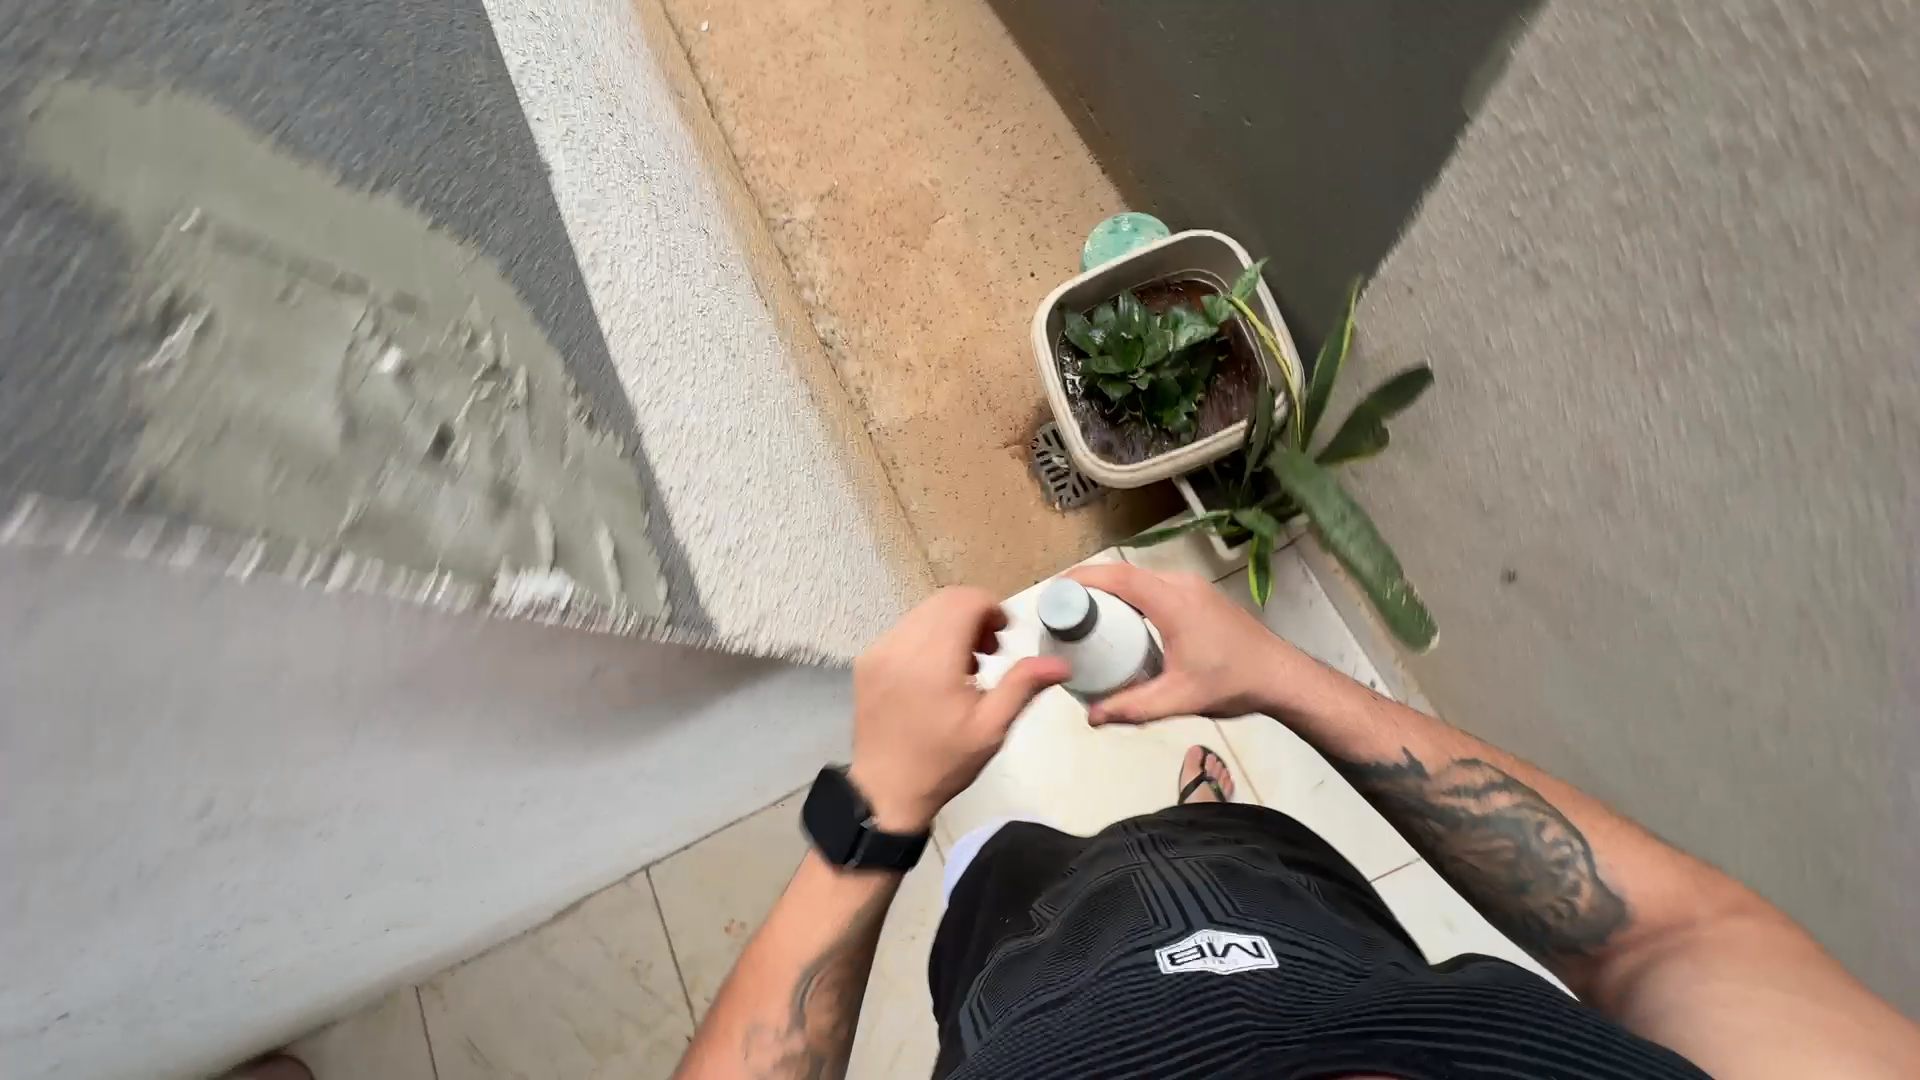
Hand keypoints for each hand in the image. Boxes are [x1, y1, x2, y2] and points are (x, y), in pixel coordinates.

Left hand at [847, 587, 1069, 833]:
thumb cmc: (944, 762)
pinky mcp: (866, 660)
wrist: (886, 791)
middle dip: (973, 613)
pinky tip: (936, 671)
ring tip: (965, 664)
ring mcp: (878, 651)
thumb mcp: (991, 728)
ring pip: (922, 612)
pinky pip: (903, 629)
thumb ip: (1023, 686)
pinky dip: (926, 636)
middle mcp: (901, 646)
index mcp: (933, 661)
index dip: (991, 608)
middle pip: (944, 600)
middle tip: (990, 650)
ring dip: (950, 623)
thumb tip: (1062, 663)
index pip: (964, 602)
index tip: (1004, 635)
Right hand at [1065, 562, 1301, 724]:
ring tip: (1083, 615)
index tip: (1055, 592)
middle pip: (1124, 573)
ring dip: (1109, 589)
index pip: (1118, 576)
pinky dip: (1128, 594)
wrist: (1283, 677)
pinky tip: (1119, 620)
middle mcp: (1180, 584)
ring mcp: (1190, 586)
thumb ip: (1134, 708)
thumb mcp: (1179, 699)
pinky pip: (1152, 584)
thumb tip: (1092, 718)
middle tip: (1062, 610)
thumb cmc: (1233, 684)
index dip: (1083, 579)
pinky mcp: (1196, 594)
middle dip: (1089, 585)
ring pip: (1138, 577)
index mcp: (1173, 602)